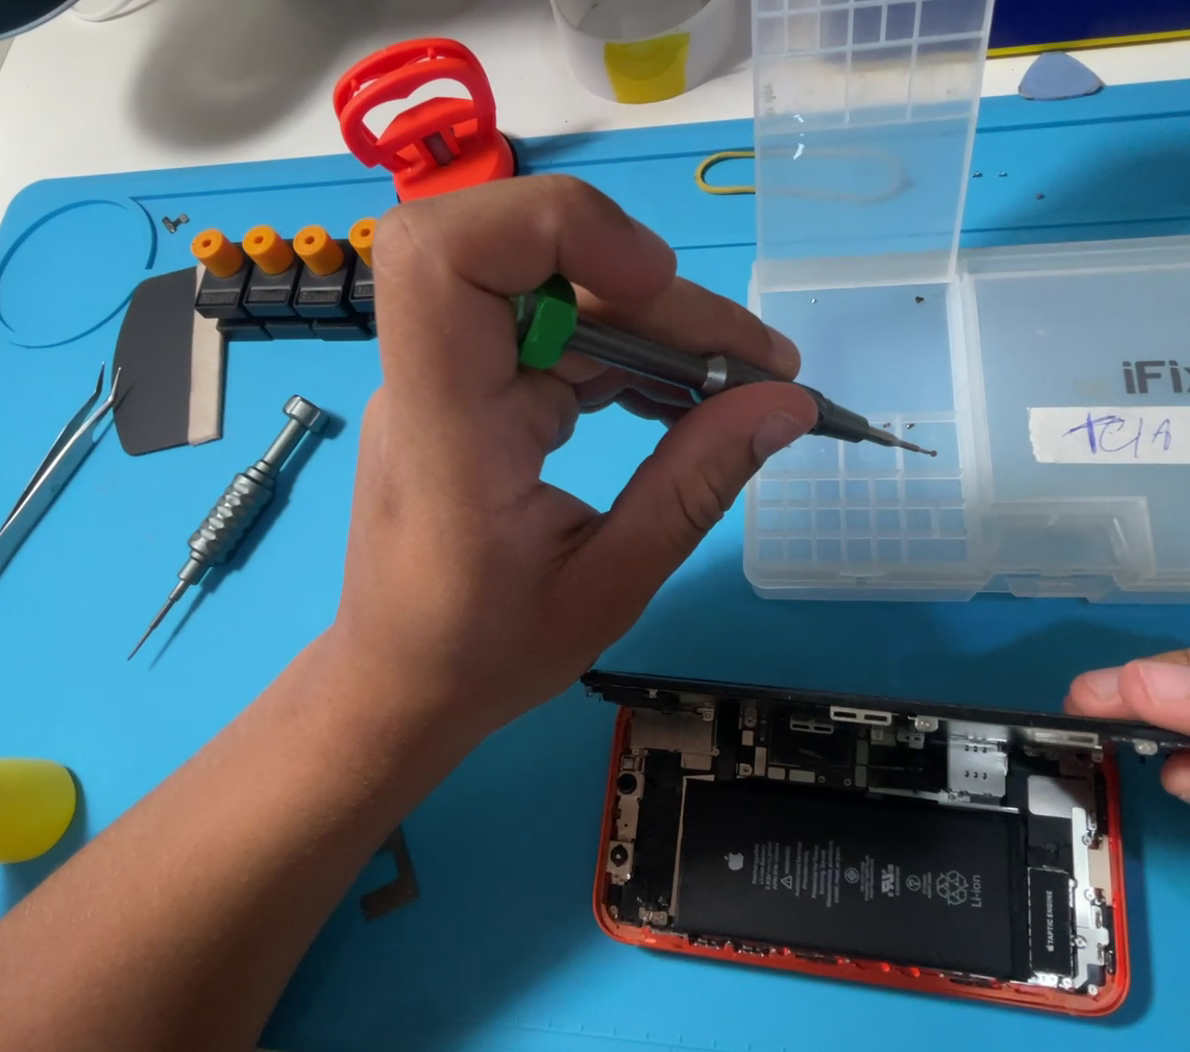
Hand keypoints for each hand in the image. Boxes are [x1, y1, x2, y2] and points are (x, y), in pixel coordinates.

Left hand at [329, 176, 817, 742]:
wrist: (404, 685)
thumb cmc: (489, 653)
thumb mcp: (610, 585)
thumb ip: (695, 487)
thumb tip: (785, 405)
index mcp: (448, 429)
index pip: (446, 256)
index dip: (553, 228)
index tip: (654, 283)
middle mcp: (433, 383)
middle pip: (531, 264)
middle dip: (655, 297)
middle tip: (755, 366)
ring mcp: (450, 383)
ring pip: (555, 298)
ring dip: (655, 328)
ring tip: (738, 385)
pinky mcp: (472, 396)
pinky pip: (552, 341)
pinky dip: (627, 356)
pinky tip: (681, 400)